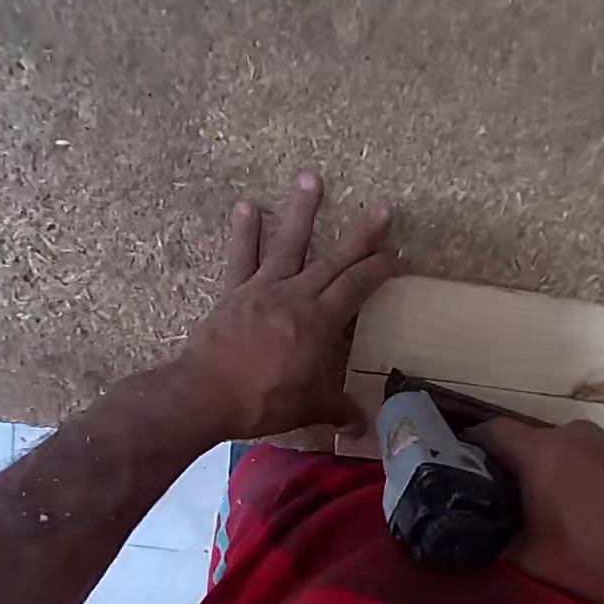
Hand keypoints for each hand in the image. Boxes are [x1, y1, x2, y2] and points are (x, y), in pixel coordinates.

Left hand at [174, 171, 400, 440]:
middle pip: (335, 259)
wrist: (205, 395)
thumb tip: (363, 425)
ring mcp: (263, 288)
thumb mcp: (310, 407)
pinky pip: (241, 256)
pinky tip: (247, 206)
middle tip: (381, 207)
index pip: (358, 287)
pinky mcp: (234, 292)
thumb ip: (339, 410)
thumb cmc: (263, 401)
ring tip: (310, 177)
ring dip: (301, 211)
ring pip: (288, 244)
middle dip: (361, 234)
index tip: (398, 252)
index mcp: (320, 321)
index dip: (380, 268)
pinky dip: (245, 231)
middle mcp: (296, 296)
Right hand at [472, 419, 603, 603]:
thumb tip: (479, 532)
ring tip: (560, 509)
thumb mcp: (539, 561)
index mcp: (543, 453)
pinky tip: (601, 510)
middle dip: (516, 466)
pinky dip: (588, 474)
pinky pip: (599, 456)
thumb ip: (501, 540)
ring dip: (556, 470)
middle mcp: (576, 434)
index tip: (465, 469)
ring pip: (567, 448)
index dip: (473, 447)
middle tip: (511, 502)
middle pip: (530, 440)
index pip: (492, 430)